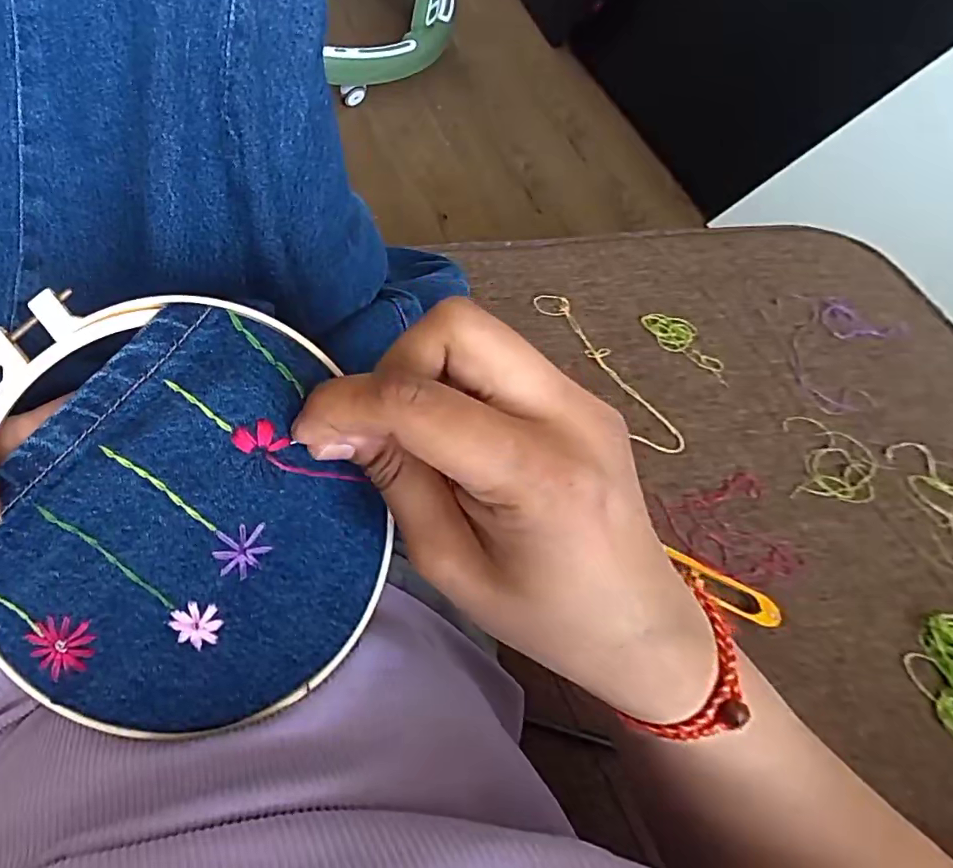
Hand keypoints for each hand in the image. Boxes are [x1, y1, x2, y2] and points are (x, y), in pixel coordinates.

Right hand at [292, 297, 716, 722]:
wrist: (644, 626)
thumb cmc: (543, 616)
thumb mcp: (447, 563)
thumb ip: (393, 478)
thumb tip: (337, 425)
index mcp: (539, 474)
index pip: (420, 400)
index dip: (346, 403)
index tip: (308, 432)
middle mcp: (567, 411)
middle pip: (454, 325)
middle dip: (392, 366)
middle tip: (377, 425)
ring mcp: (577, 392)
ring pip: (468, 328)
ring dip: (416, 367)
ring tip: (410, 429)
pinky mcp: (571, 390)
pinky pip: (486, 352)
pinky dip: (443, 376)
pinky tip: (445, 429)